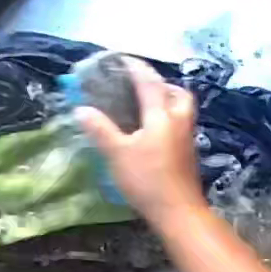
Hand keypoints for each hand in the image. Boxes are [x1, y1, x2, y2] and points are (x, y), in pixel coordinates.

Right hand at [73, 56, 205, 225]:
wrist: (179, 212)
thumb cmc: (147, 180)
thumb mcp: (117, 154)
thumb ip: (101, 130)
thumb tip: (81, 109)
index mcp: (161, 115)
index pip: (149, 82)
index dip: (135, 67)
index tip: (122, 59)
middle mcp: (179, 121)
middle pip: (176, 92)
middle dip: (159, 83)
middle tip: (140, 86)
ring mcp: (187, 138)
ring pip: (182, 109)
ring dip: (167, 100)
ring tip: (147, 107)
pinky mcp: (188, 154)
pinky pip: (180, 125)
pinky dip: (168, 118)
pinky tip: (154, 132)